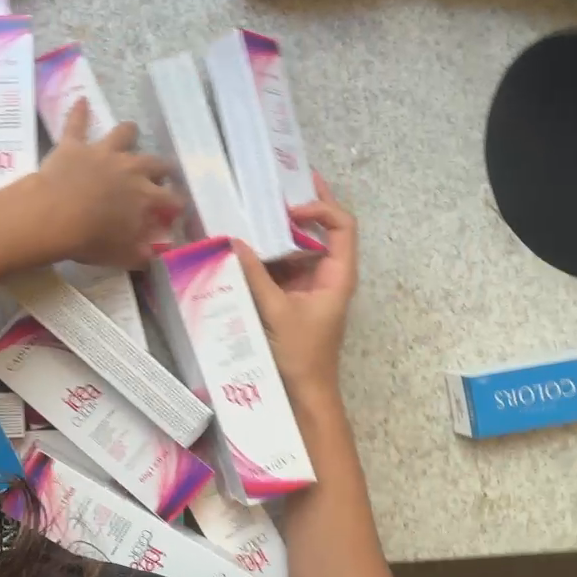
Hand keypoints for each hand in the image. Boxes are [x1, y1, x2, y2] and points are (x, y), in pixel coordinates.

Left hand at [30, 99, 182, 267]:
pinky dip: (78, 111)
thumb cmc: (90, 240)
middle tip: (163, 171)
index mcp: (145, 196)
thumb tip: (153, 255)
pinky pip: (76, 123)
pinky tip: (80, 100)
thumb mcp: (120, 254)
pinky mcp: (74, 145)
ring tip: (131, 129)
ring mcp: (102, 152)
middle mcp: (130, 168)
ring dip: (128, 132)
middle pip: (154, 163)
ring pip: (122, 134)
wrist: (53, 216)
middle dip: (162, 167)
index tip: (176, 209)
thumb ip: (140, 254)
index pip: (171, 199)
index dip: (175, 204)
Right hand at [234, 177, 358, 395]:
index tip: (290, 208)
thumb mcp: (276, 311)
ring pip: (297, 249)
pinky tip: (241, 246)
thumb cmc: (301, 354)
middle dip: (302, 207)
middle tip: (277, 183)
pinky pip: (281, 267)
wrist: (304, 393)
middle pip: (322, 231)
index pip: (342, 227)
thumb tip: (234, 242)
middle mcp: (327, 274)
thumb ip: (255, 275)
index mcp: (337, 275)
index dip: (321, 208)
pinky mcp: (292, 297)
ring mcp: (309, 285)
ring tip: (251, 211)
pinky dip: (264, 255)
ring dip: (277, 232)